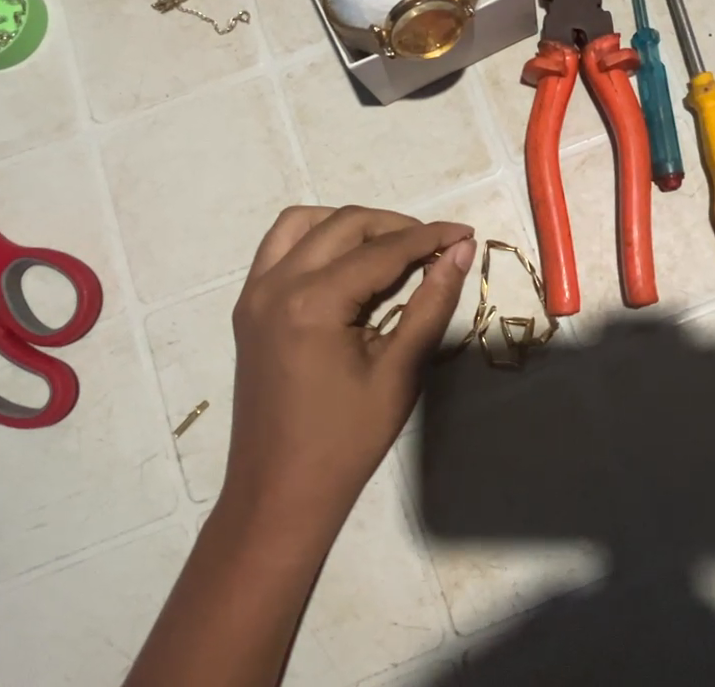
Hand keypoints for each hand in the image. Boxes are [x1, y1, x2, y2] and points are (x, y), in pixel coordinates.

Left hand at [223, 206, 475, 525]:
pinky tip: (346, 262)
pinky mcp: (247, 307)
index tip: (466, 234)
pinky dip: (316, 238)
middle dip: (396, 226)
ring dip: (351, 224)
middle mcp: (276, 285)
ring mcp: (254, 293)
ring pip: (304, 222)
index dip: (430, 237)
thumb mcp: (400, 372)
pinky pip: (279, 246)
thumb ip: (431, 304)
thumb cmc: (346, 441)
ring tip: (391, 247)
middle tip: (437, 247)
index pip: (383, 250)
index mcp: (313, 303)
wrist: (279, 492)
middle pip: (344, 224)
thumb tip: (461, 252)